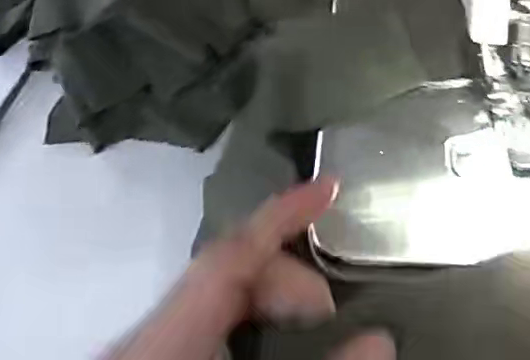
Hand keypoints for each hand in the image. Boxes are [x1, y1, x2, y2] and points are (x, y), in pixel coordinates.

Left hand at [105, 178, 393, 359]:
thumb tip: (382, 340)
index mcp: (165, 338)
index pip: (232, 254)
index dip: (283, 213)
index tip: (331, 185)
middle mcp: (149, 338)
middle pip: (227, 277)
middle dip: (287, 280)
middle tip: (331, 314)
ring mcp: (147, 352)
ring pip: (218, 306)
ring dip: (269, 306)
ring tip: (310, 327)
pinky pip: (209, 331)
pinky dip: (247, 330)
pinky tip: (272, 346)